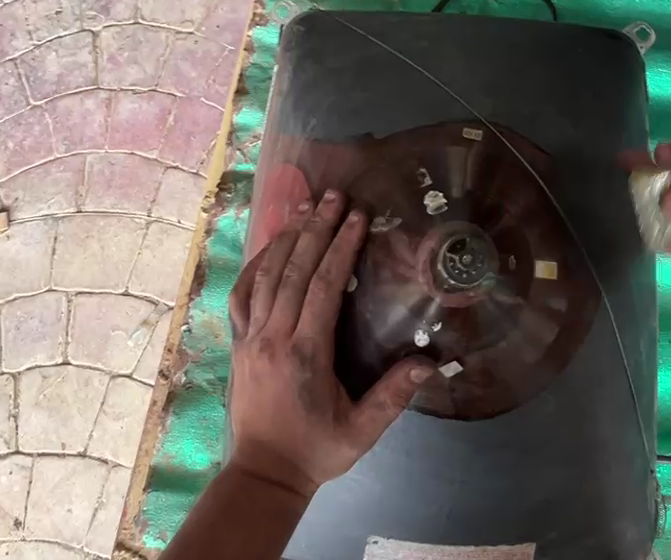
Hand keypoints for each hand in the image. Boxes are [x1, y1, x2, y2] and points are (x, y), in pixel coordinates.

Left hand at [226, 189, 432, 498]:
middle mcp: (273, 336)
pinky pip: (243, 293)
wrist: (262, 474)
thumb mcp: (361, 431)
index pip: (323, 287)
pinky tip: (271, 244)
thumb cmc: (317, 449)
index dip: (341, 247)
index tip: (357, 216)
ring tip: (306, 206)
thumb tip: (431, 363)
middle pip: (295, 269)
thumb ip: (393, 396)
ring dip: (288, 236)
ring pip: (267, 274)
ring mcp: (251, 336)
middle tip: (334, 195)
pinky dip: (256, 263)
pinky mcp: (239, 341)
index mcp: (305, 353)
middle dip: (317, 228)